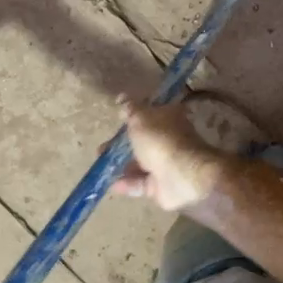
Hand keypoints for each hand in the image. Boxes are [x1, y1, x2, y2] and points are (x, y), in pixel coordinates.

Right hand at [110, 96, 230, 210]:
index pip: (150, 113)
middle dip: (121, 144)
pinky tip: (112, 182)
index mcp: (169, 117)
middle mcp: (169, 139)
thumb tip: (122, 97)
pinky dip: (126, 183)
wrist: (181, 176)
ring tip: (101, 164)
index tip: (117, 120)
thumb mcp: (140, 118)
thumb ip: (130, 109)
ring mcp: (166, 163)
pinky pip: (140, 183)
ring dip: (121, 164)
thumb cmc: (159, 140)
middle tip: (102, 147)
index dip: (134, 116)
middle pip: (142, 140)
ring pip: (139, 163)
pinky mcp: (161, 185)